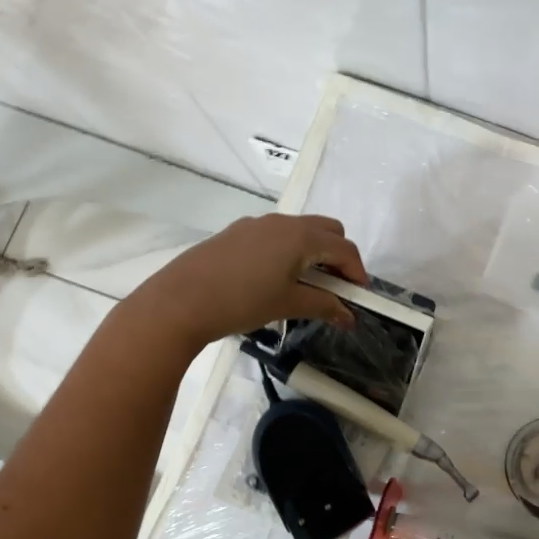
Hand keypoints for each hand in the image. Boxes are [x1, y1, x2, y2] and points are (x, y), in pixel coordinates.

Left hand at [127, 214, 367, 349]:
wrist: (179, 301)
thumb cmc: (242, 302)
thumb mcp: (289, 305)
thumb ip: (324, 305)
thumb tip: (349, 316)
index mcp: (301, 236)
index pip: (344, 248)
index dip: (357, 272)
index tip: (359, 297)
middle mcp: (282, 222)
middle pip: (326, 230)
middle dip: (338, 256)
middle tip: (335, 287)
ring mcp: (256, 224)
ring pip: (299, 231)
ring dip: (312, 253)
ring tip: (305, 285)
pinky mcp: (235, 233)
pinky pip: (275, 236)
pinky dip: (288, 252)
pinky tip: (273, 279)